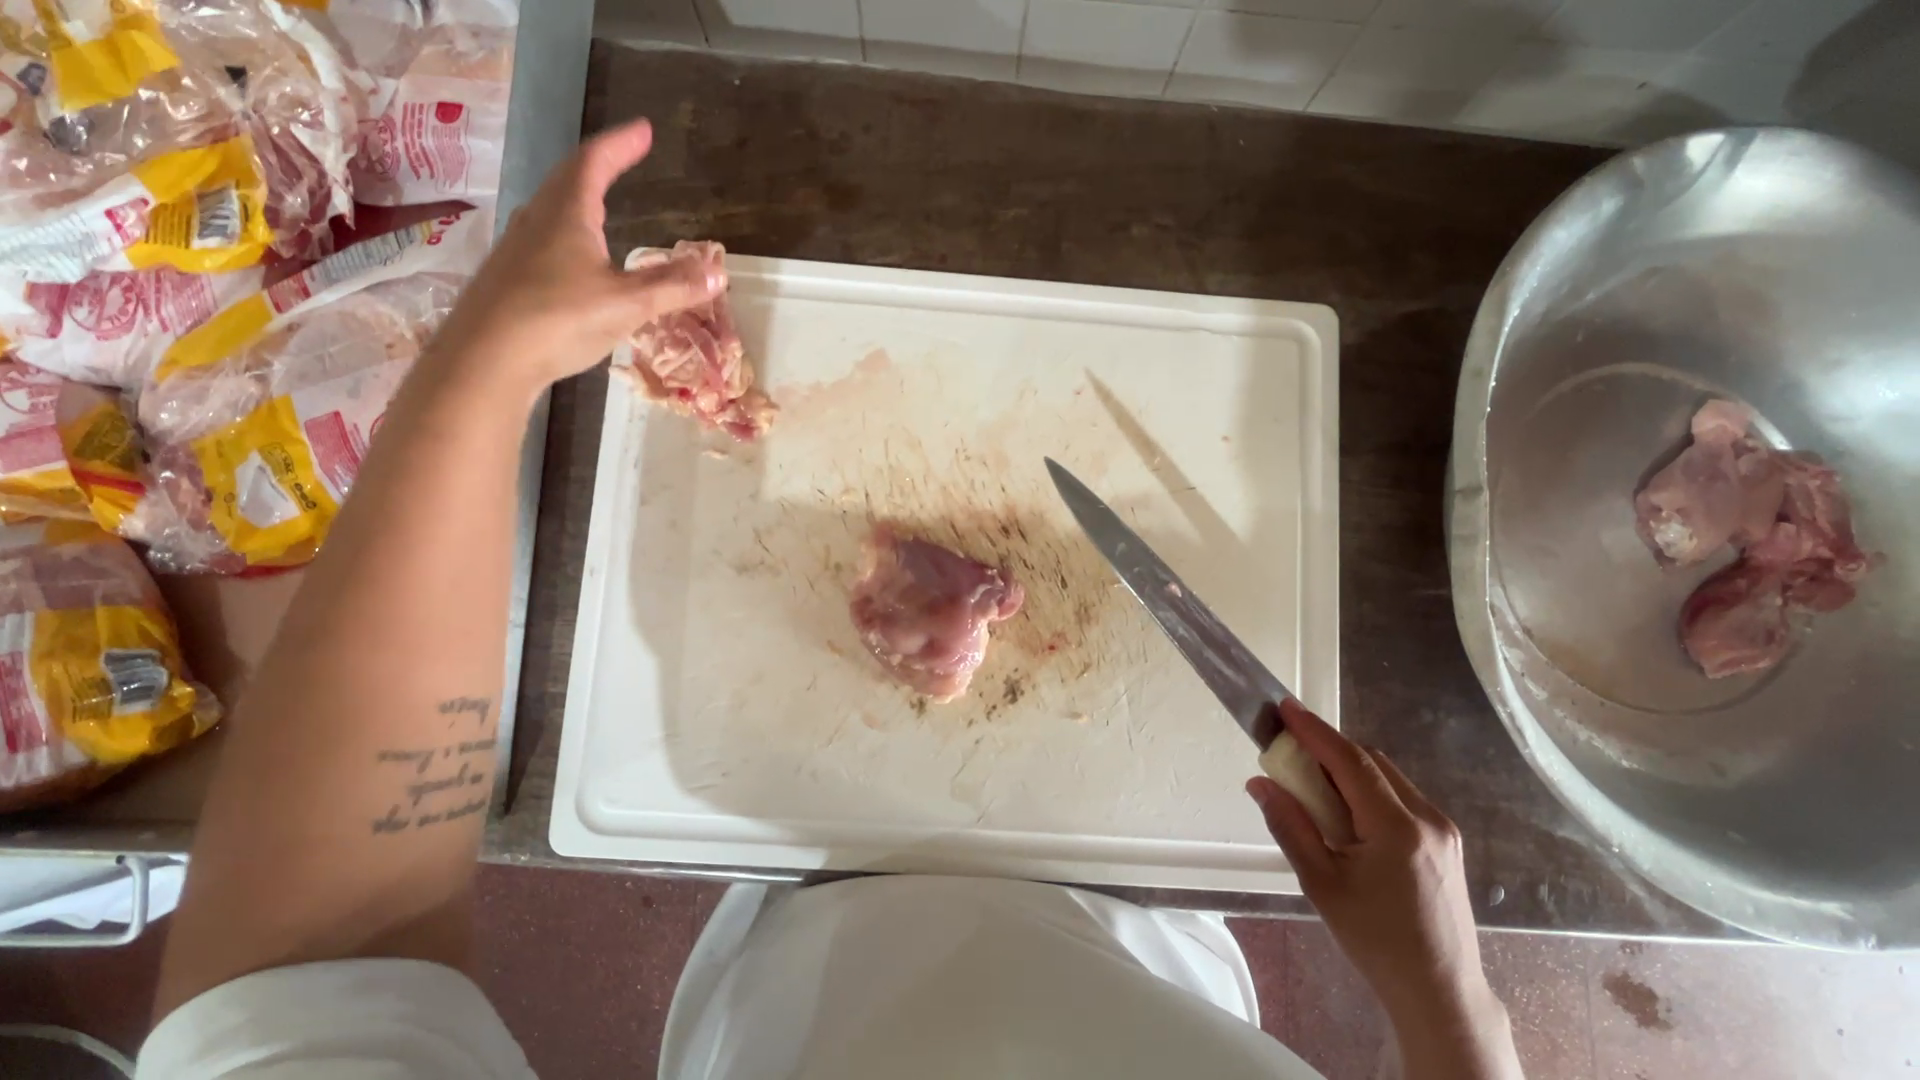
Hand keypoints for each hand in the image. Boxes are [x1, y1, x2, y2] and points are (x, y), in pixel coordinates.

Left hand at [427, 118, 725, 397]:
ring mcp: (518, 249)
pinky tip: (575, 260)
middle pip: (568, 180)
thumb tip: (718, 272)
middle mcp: (538, 221)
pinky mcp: (508, 279)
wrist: (484, 360)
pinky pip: (544, 241)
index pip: (595, 163)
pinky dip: (568, 235)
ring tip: (600, 204)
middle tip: (624, 156)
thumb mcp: (626, 305)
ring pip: (552, 210)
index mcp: (568, 214)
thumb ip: (672, 287)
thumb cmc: (558, 319)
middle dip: (600, 166)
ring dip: (580, 199)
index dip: (621, 145)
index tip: (643, 130)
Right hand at [1248, 702, 1519, 1077]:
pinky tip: (1346, 814)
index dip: (1315, 731)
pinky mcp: (1447, 842)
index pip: (1350, 761)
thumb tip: (1260, 783)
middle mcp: (1427, 817)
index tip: (1285, 708)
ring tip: (1313, 787)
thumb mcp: (1320, 883)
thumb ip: (1290, 826)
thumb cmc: (1373, 939)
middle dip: (1329, 750)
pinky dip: (1368, 791)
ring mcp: (1443, 829)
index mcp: (1396, 827)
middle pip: (1371, 762)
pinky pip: (1401, 798)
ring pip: (1388, 777)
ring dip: (1349, 771)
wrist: (1439, 989)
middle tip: (1290, 752)